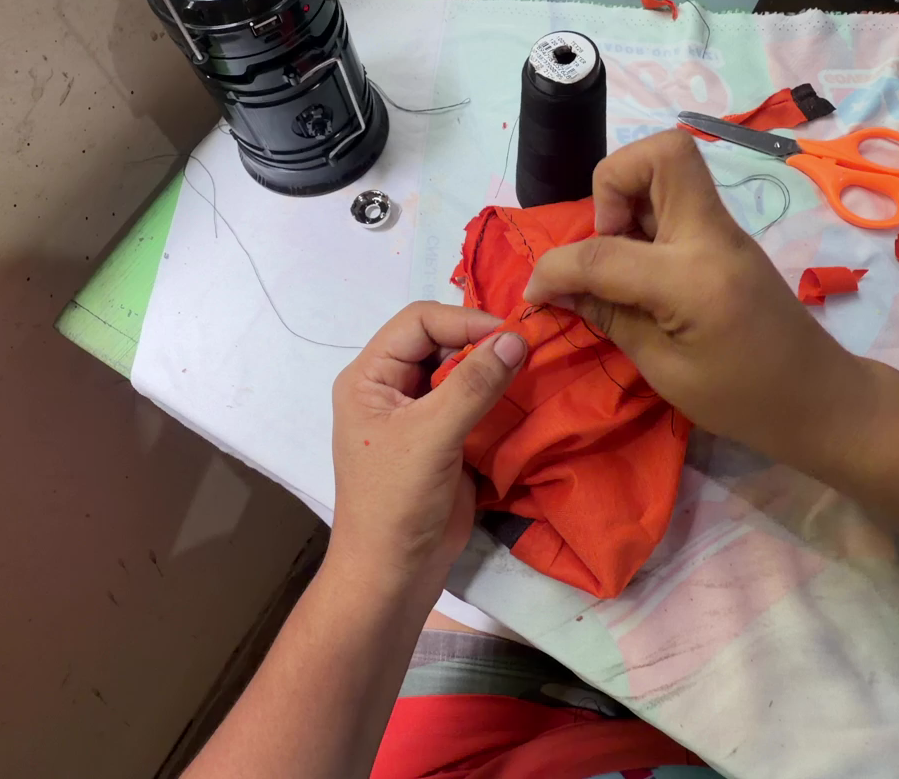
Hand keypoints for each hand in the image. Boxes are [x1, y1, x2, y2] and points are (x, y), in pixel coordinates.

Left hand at [328, 302, 527, 592]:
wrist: (393, 576)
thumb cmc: (398, 502)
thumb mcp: (432, 436)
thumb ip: (474, 384)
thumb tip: (516, 337)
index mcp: (369, 376)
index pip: (417, 322)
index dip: (462, 320)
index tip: (509, 334)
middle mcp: (389, 386)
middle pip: (437, 340)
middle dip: (478, 339)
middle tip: (524, 347)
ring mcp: (415, 412)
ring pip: (456, 368)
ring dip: (490, 366)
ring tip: (529, 364)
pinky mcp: (441, 436)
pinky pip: (469, 399)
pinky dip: (495, 393)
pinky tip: (521, 393)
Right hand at [522, 130, 883, 472]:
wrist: (820, 402)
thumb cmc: (742, 401)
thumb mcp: (663, 370)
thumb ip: (608, 318)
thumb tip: (558, 290)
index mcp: (693, 279)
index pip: (603, 251)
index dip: (556, 268)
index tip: (536, 292)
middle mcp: (712, 237)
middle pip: (665, 152)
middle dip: (613, 179)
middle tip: (603, 235)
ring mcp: (725, 231)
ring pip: (672, 165)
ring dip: (628, 193)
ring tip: (617, 250)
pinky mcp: (726, 237)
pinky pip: (678, 198)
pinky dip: (643, 214)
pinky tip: (637, 263)